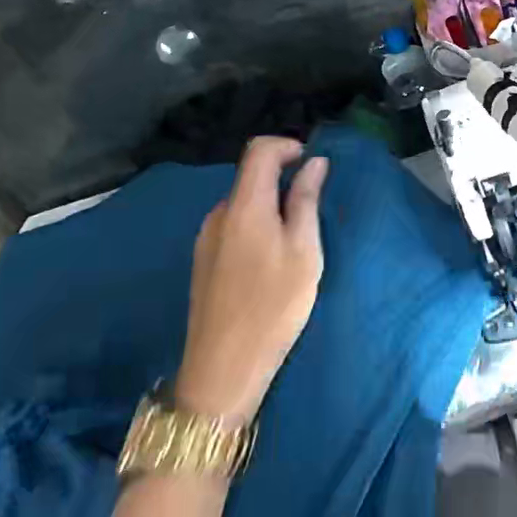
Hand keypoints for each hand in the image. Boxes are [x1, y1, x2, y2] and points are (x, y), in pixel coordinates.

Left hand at [174, 137, 327, 422]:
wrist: (222, 370)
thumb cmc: (273, 306)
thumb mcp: (303, 250)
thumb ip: (306, 200)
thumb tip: (314, 162)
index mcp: (244, 204)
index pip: (259, 149)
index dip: (287, 146)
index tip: (312, 166)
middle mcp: (219, 212)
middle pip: (251, 176)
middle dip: (282, 182)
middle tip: (310, 215)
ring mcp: (206, 237)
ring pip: (243, 203)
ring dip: (269, 208)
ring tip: (292, 246)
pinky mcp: (203, 261)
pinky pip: (232, 226)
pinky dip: (254, 227)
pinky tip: (267, 265)